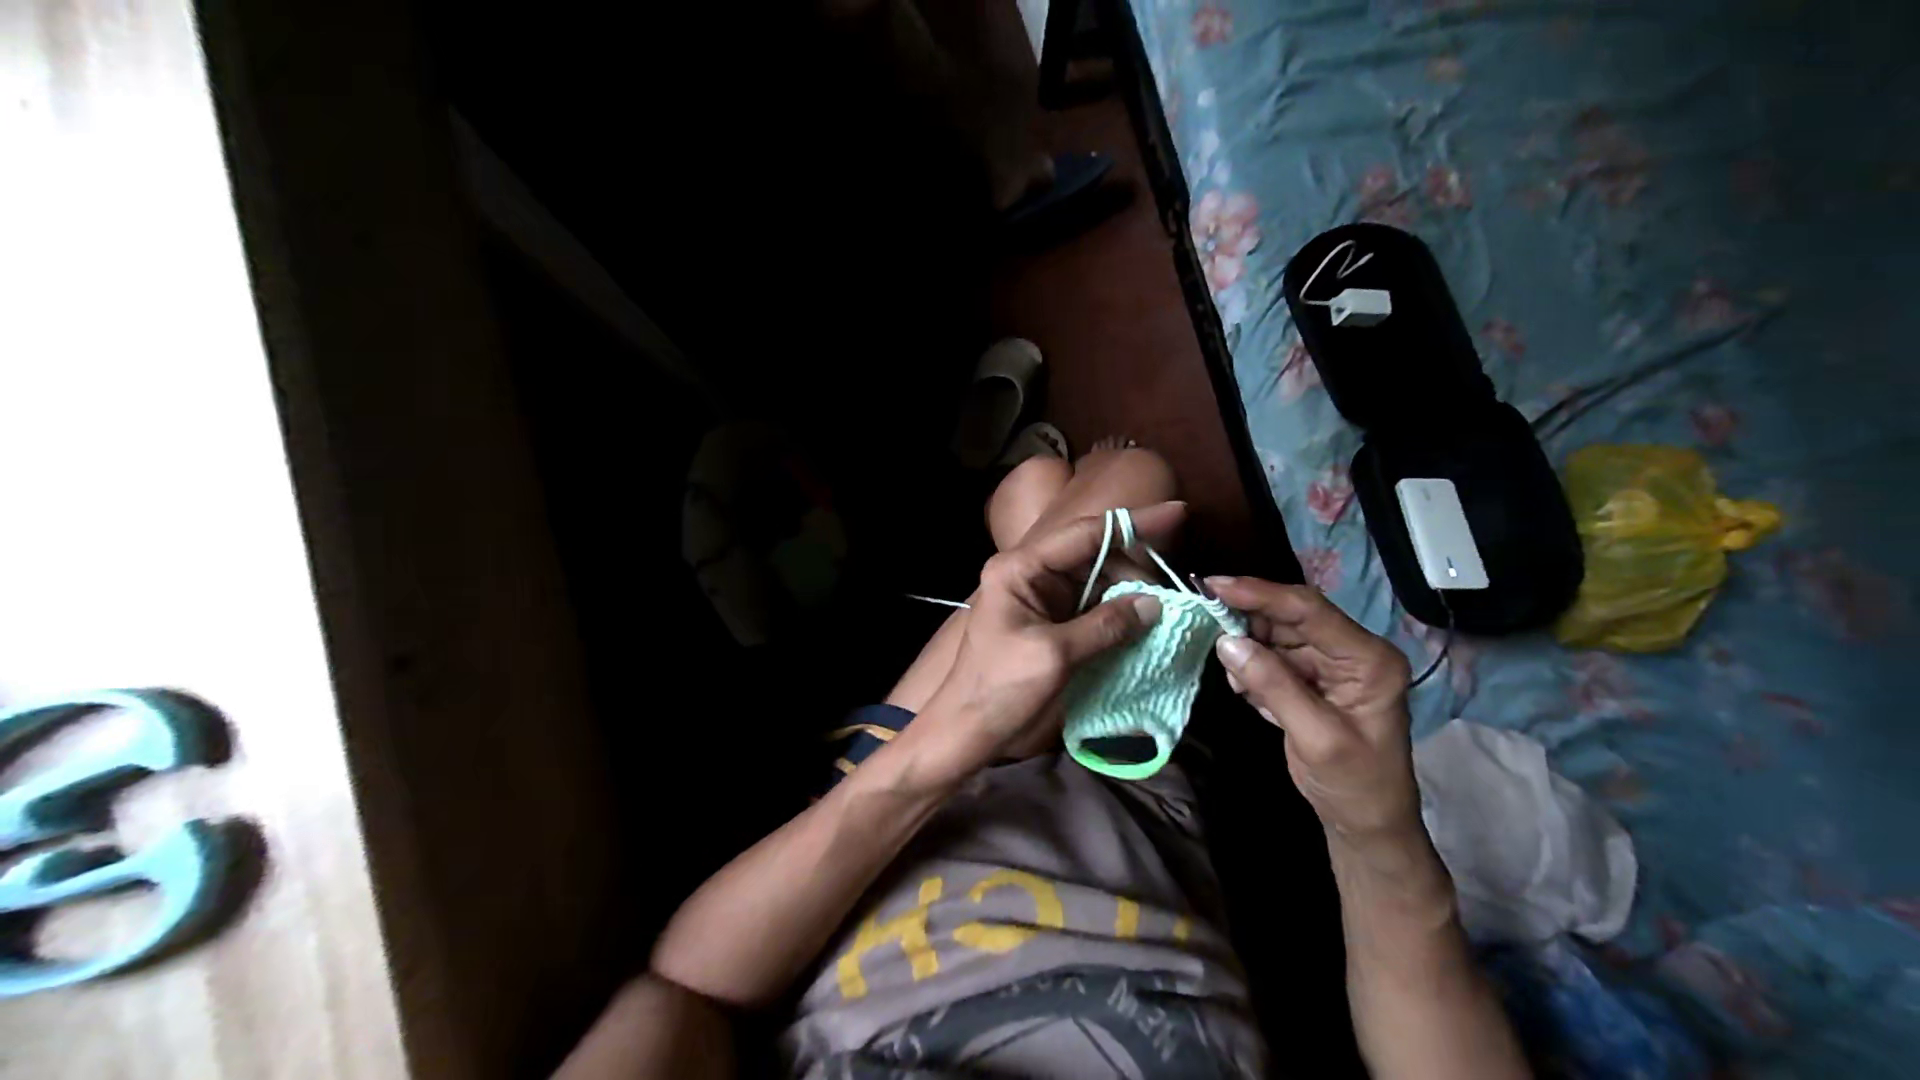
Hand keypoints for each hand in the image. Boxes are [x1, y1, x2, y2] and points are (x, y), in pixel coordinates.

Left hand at [899, 502, 1182, 790]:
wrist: (968, 727)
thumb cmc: (1001, 689)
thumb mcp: (1056, 656)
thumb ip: (1105, 625)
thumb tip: (1154, 603)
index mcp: (1020, 568)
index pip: (1084, 533)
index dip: (1133, 524)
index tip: (1179, 513)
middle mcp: (1030, 571)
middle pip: (1093, 553)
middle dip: (1134, 567)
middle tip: (1171, 591)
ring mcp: (1039, 594)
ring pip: (1096, 578)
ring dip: (1129, 590)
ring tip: (1163, 609)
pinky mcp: (1049, 617)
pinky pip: (1090, 602)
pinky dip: (1117, 610)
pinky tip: (1143, 619)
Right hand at [1205, 577, 1422, 853]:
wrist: (1367, 823)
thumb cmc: (1355, 784)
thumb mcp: (1316, 738)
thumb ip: (1274, 686)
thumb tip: (1228, 642)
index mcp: (1368, 659)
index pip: (1309, 610)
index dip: (1260, 593)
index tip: (1214, 585)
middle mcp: (1351, 651)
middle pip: (1290, 615)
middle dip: (1246, 615)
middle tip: (1204, 615)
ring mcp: (1330, 663)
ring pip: (1276, 633)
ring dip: (1246, 645)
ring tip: (1234, 677)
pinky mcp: (1310, 676)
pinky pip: (1271, 655)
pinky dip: (1250, 666)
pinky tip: (1246, 691)